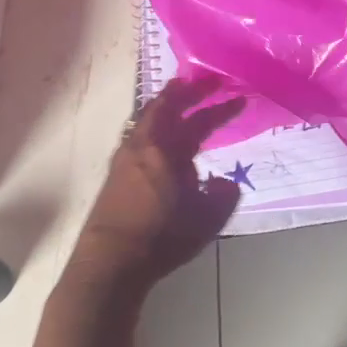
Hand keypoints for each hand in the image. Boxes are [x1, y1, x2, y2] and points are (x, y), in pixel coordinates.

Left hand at [69, 77, 244, 295]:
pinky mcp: (117, 175)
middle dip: (189, 93)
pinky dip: (158, 127)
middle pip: (165, 108)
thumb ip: (224, 194)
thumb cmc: (162, 237)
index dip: (219, 108)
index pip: (197, 120)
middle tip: (210, 83)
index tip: (238, 97)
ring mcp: (125, 159)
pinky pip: (141, 136)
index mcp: (165, 151)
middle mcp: (142, 147)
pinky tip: (168, 140)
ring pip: (149, 121)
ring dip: (169, 108)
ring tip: (187, 103)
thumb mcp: (208, 218)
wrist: (109, 262)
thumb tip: (223, 182)